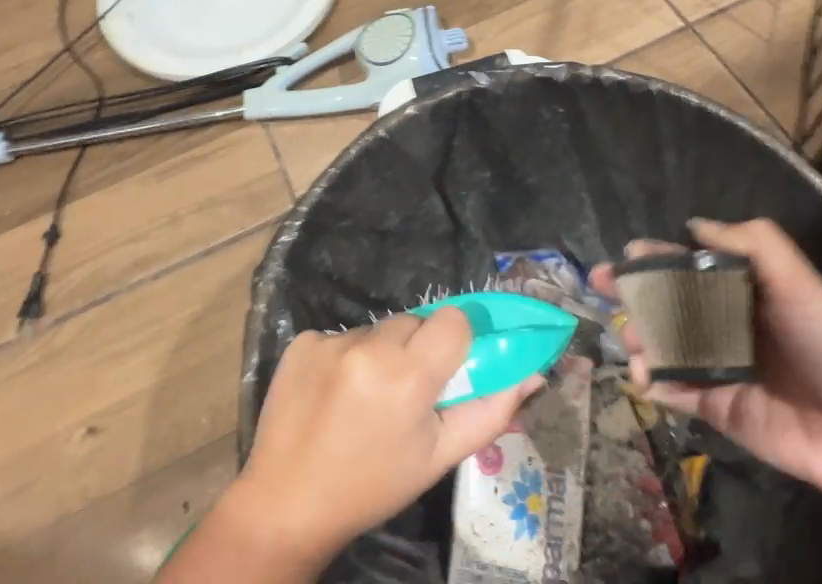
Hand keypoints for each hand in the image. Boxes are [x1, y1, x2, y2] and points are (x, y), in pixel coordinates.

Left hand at [225, 307, 542, 561]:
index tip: (449, 368)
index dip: (457, 340)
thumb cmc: (373, 485)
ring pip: (376, 328)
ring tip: (365, 398)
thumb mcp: (438, 457)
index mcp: (408, 376)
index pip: (453, 319)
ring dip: (380, 353)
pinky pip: (340, 336)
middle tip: (406, 391)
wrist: (288, 502)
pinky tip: (334, 394)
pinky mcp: (300, 343)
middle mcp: (369, 348)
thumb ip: (490, 411)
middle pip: (414, 321)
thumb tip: (533, 374)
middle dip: (417, 348)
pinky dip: (344, 357)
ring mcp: (329, 342)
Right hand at [591, 218, 821, 505]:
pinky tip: (643, 376)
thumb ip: (754, 245)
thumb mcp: (804, 286)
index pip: (694, 267)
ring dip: (638, 336)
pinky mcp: (714, 408)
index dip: (659, 258)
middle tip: (600, 285)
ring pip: (662, 343)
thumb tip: (694, 224)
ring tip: (631, 340)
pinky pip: (671, 390)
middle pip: (669, 303)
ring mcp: (719, 369)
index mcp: (750, 293)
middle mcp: (730, 326)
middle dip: (633, 293)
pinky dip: (650, 381)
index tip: (627, 254)